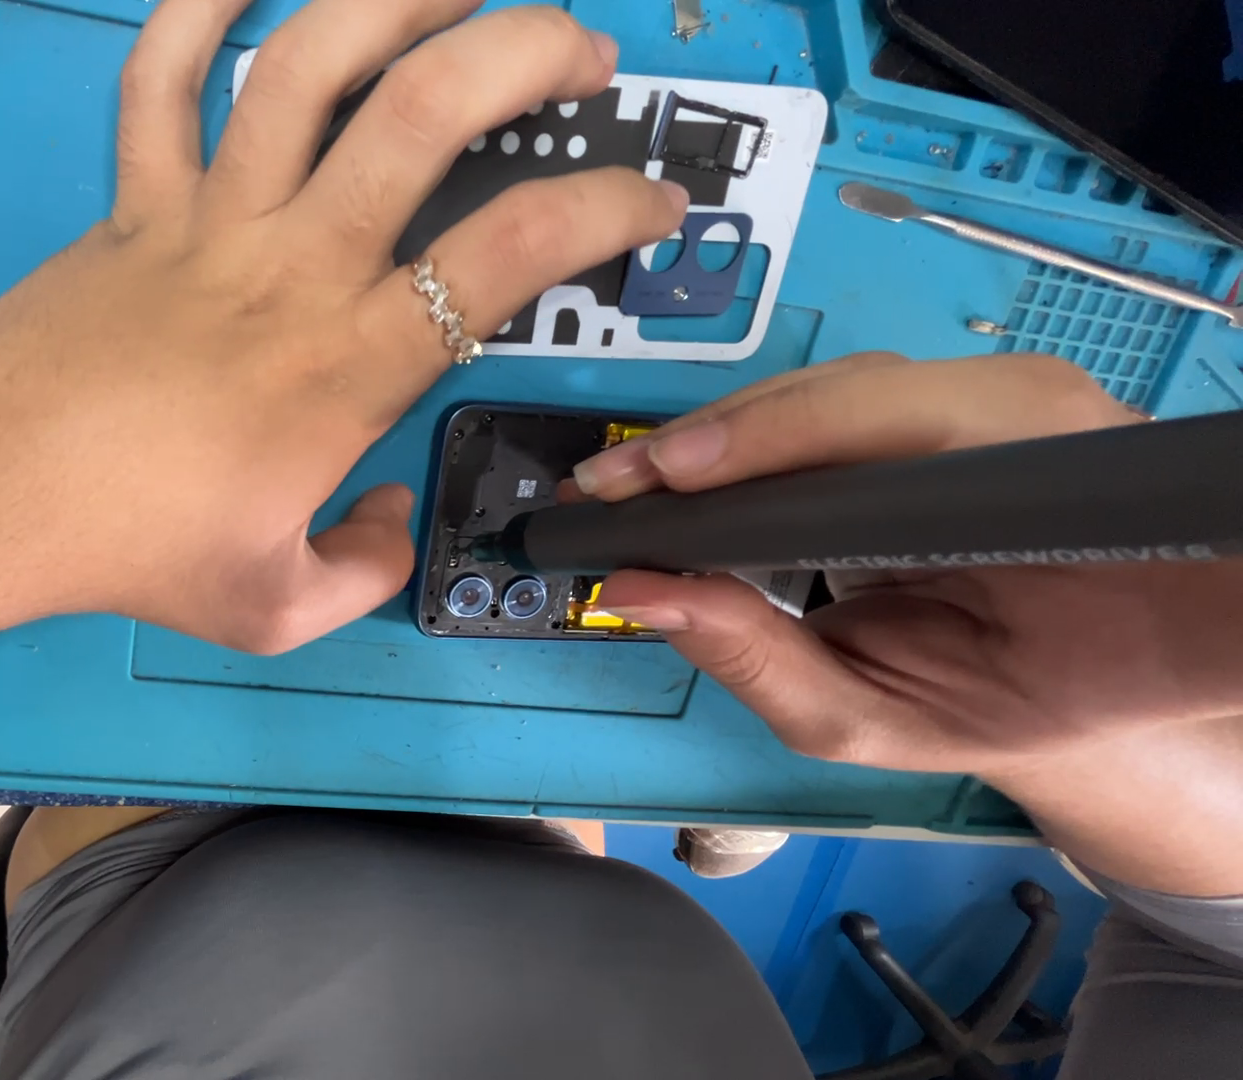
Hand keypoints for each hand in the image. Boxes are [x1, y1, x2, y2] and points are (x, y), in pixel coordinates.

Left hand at [0, 0, 685, 652]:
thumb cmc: (132, 555)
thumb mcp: (276, 611)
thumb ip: (363, 572)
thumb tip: (391, 517)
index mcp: (348, 367)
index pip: (512, 258)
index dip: (607, 210)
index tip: (647, 202)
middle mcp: (292, 268)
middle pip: (428, 110)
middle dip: (529, 51)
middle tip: (581, 53)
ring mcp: (205, 220)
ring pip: (310, 60)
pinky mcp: (129, 205)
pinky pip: (161, 76)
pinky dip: (202, 4)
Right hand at [567, 352, 1242, 778]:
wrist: (1072, 677)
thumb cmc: (985, 705)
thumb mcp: (866, 714)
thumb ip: (758, 662)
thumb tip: (630, 592)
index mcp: (1065, 505)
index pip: (917, 428)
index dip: (788, 437)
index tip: (673, 479)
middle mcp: (1035, 421)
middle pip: (848, 393)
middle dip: (716, 439)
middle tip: (605, 487)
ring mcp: (979, 402)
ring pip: (818, 389)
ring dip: (707, 436)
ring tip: (621, 483)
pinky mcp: (920, 410)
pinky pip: (809, 408)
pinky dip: (727, 441)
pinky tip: (666, 474)